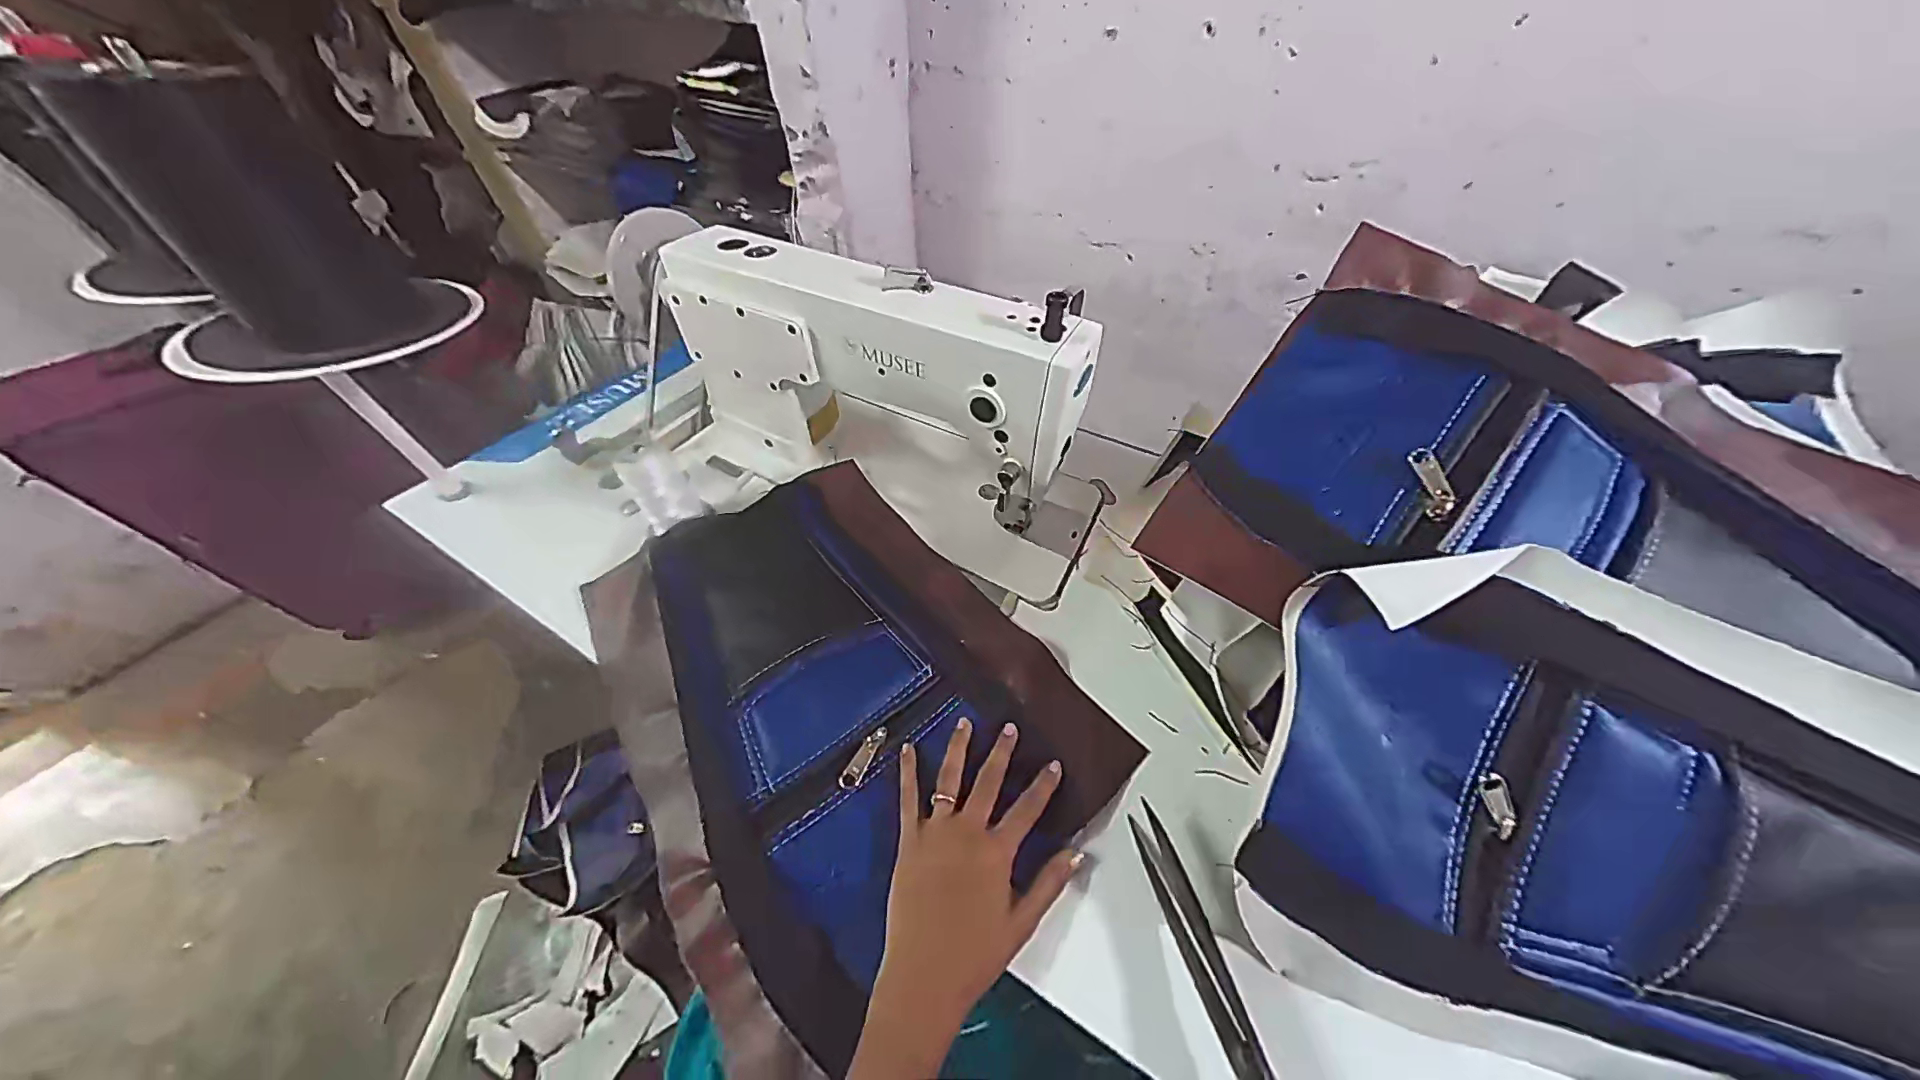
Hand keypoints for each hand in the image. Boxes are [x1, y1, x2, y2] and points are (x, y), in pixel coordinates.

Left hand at [847, 718, 1083, 1078]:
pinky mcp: (908, 841)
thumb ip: (1049, 883)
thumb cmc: (974, 954)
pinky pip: (908, 799)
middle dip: (1001, 753)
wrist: (923, 976)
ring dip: (959, 749)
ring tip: (965, 724)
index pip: (1027, 809)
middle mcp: (967, 834)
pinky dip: (909, 772)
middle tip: (1009, 729)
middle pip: (989, 783)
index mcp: (997, 853)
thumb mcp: (1021, 922)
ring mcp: (935, 834)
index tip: (1052, 764)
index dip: (1043, 785)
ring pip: (949, 780)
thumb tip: (1076, 854)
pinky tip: (910, 750)